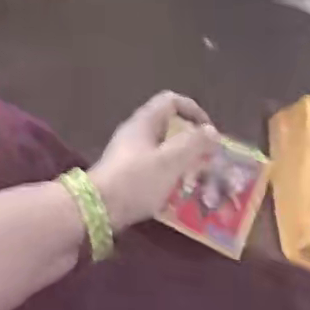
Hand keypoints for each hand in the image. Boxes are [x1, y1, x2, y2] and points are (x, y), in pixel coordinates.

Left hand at [90, 92, 221, 228]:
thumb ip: (193, 143)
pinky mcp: (129, 173)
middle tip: (208, 164)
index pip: (171, 101)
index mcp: (143, 122)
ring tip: (198, 183)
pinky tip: (181, 194)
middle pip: (171, 128)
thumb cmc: (136, 180)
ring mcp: (131, 154)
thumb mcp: (170, 161)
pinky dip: (171, 177)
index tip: (210, 133)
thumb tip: (210, 130)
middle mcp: (136, 133)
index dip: (194, 111)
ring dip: (184, 164)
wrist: (98, 208)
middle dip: (193, 144)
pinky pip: (157, 168)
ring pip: (166, 151)